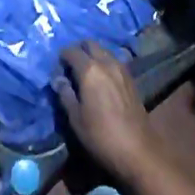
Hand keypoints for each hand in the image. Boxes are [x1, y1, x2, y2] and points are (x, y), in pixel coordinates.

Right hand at [54, 41, 165, 183]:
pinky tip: (102, 78)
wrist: (137, 150)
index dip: (62, 57)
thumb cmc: (101, 135)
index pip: (72, 51)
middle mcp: (107, 63)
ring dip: (93, 55)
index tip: (57, 68)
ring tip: (85, 72)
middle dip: (79, 49)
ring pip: (104, 51)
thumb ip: (65, 94)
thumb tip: (58, 79)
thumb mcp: (75, 118)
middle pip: (90, 44)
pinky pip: (114, 60)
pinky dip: (105, 62)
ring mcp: (122, 69)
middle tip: (70, 65)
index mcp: (90, 70)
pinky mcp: (131, 78)